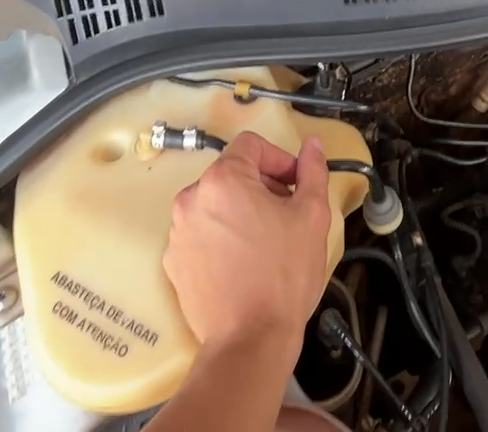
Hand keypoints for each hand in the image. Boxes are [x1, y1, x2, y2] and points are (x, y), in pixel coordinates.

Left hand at [163, 131, 332, 354]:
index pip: (251, 145)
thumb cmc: (282, 275)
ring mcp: (178, 232)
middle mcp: (192, 199)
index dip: (280, 159)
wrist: (249, 341)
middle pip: (232, 173)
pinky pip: (202, 232)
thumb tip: (312, 146)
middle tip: (287, 213)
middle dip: (263, 185)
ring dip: (242, 210)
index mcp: (223, 180)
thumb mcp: (311, 215)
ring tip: (267, 240)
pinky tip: (245, 260)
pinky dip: (223, 236)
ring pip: (217, 203)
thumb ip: (312, 171)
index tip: (296, 184)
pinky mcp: (174, 262)